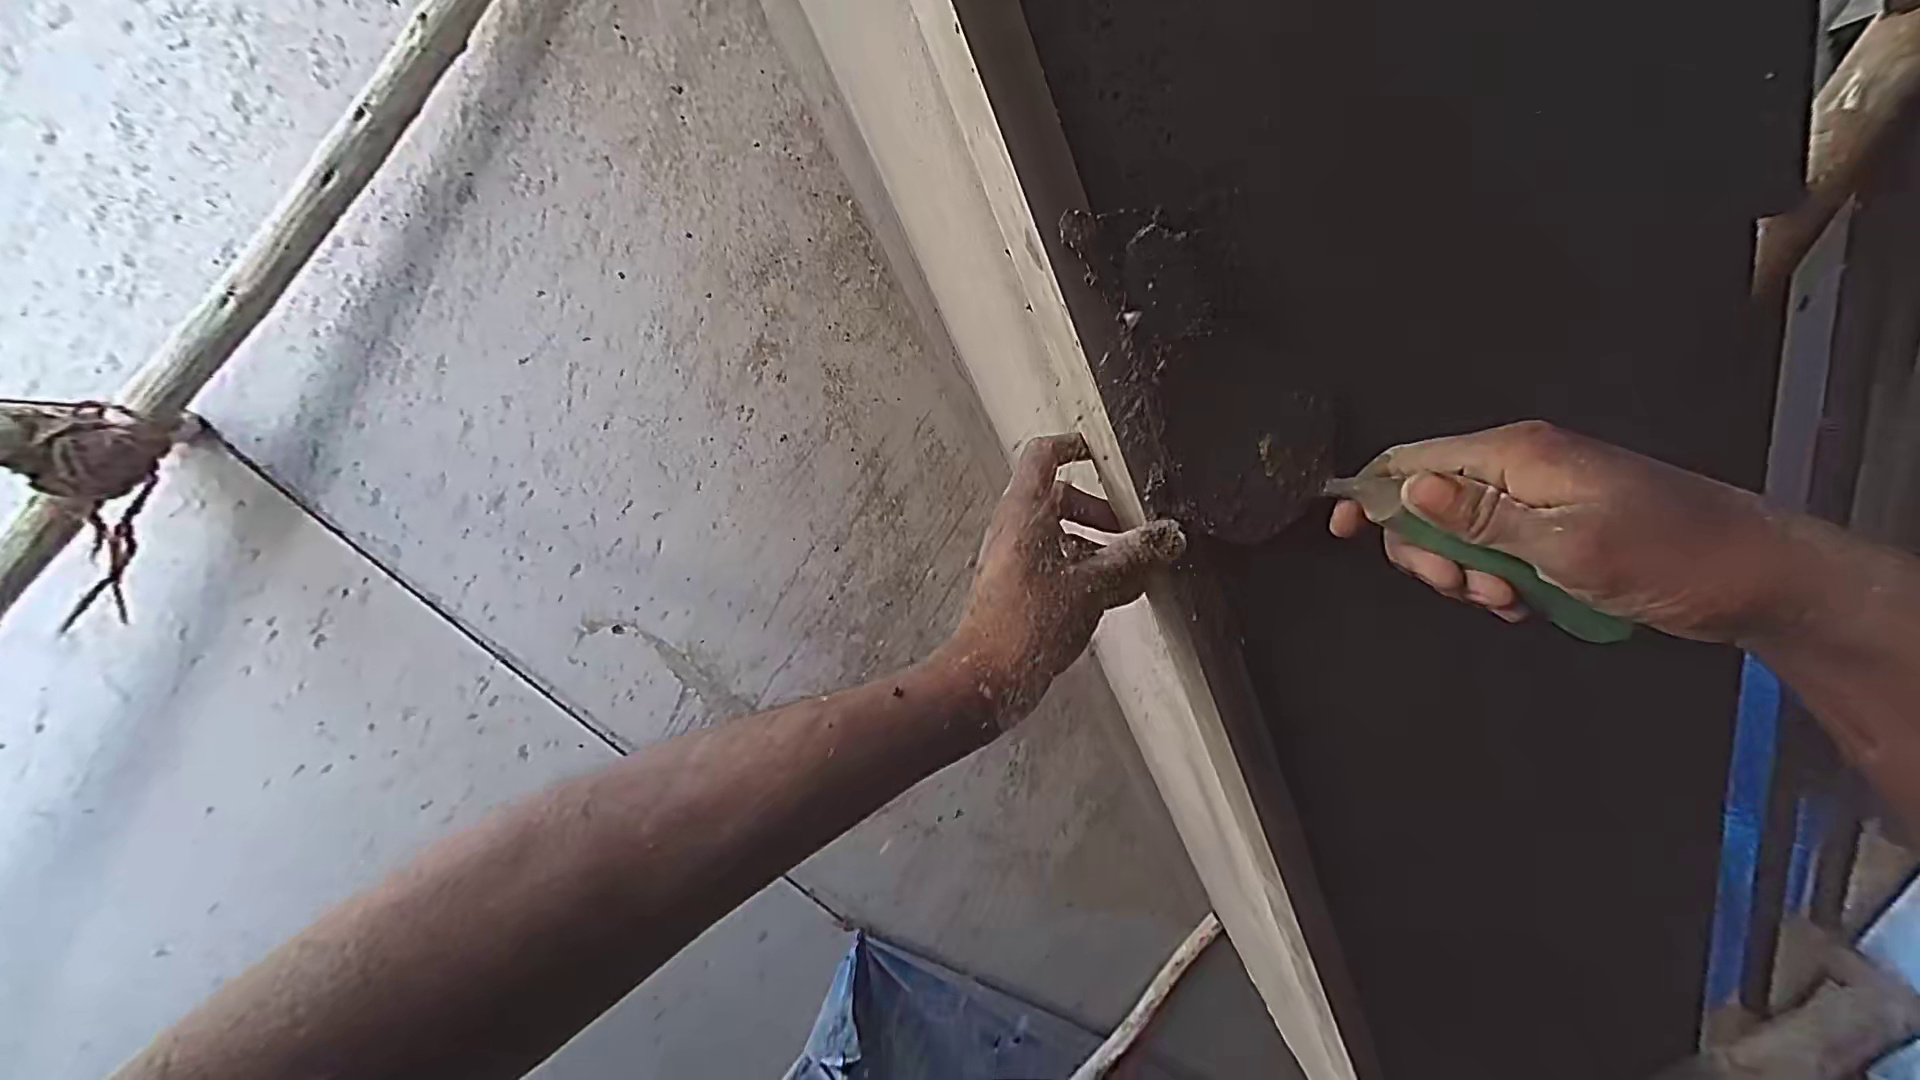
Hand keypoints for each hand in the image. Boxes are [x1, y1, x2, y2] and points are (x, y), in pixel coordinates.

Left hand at [939, 433, 1185, 726]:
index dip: (1074, 446)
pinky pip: (1057, 563)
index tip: (1102, 453)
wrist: (989, 674)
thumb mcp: (1093, 585)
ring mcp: (1015, 558)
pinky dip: (1086, 568)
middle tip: (1134, 530)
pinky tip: (1118, 592)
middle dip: (1101, 511)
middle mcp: (1015, 528)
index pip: (1044, 455)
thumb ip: (1133, 557)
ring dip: (1099, 545)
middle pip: (1061, 498)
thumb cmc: (1027, 622)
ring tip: (1134, 567)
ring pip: (1063, 534)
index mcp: (1024, 512)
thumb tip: (1167, 536)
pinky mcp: (1019, 586)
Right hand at [1328, 420, 1800, 642]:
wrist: (1763, 581)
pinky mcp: (1543, 523)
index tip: (1341, 531)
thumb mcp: (1562, 542)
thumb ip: (1477, 516)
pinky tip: (1518, 598)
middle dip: (1425, 550)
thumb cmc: (1667, 555)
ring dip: (1460, 571)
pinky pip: (1484, 547)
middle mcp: (1512, 467)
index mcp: (1512, 455)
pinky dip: (1488, 577)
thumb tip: (1404, 487)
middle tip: (1459, 586)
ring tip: (1503, 598)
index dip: (1365, 493)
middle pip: (1422, 503)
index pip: (1408, 460)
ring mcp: (1528, 496)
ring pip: (1450, 532)